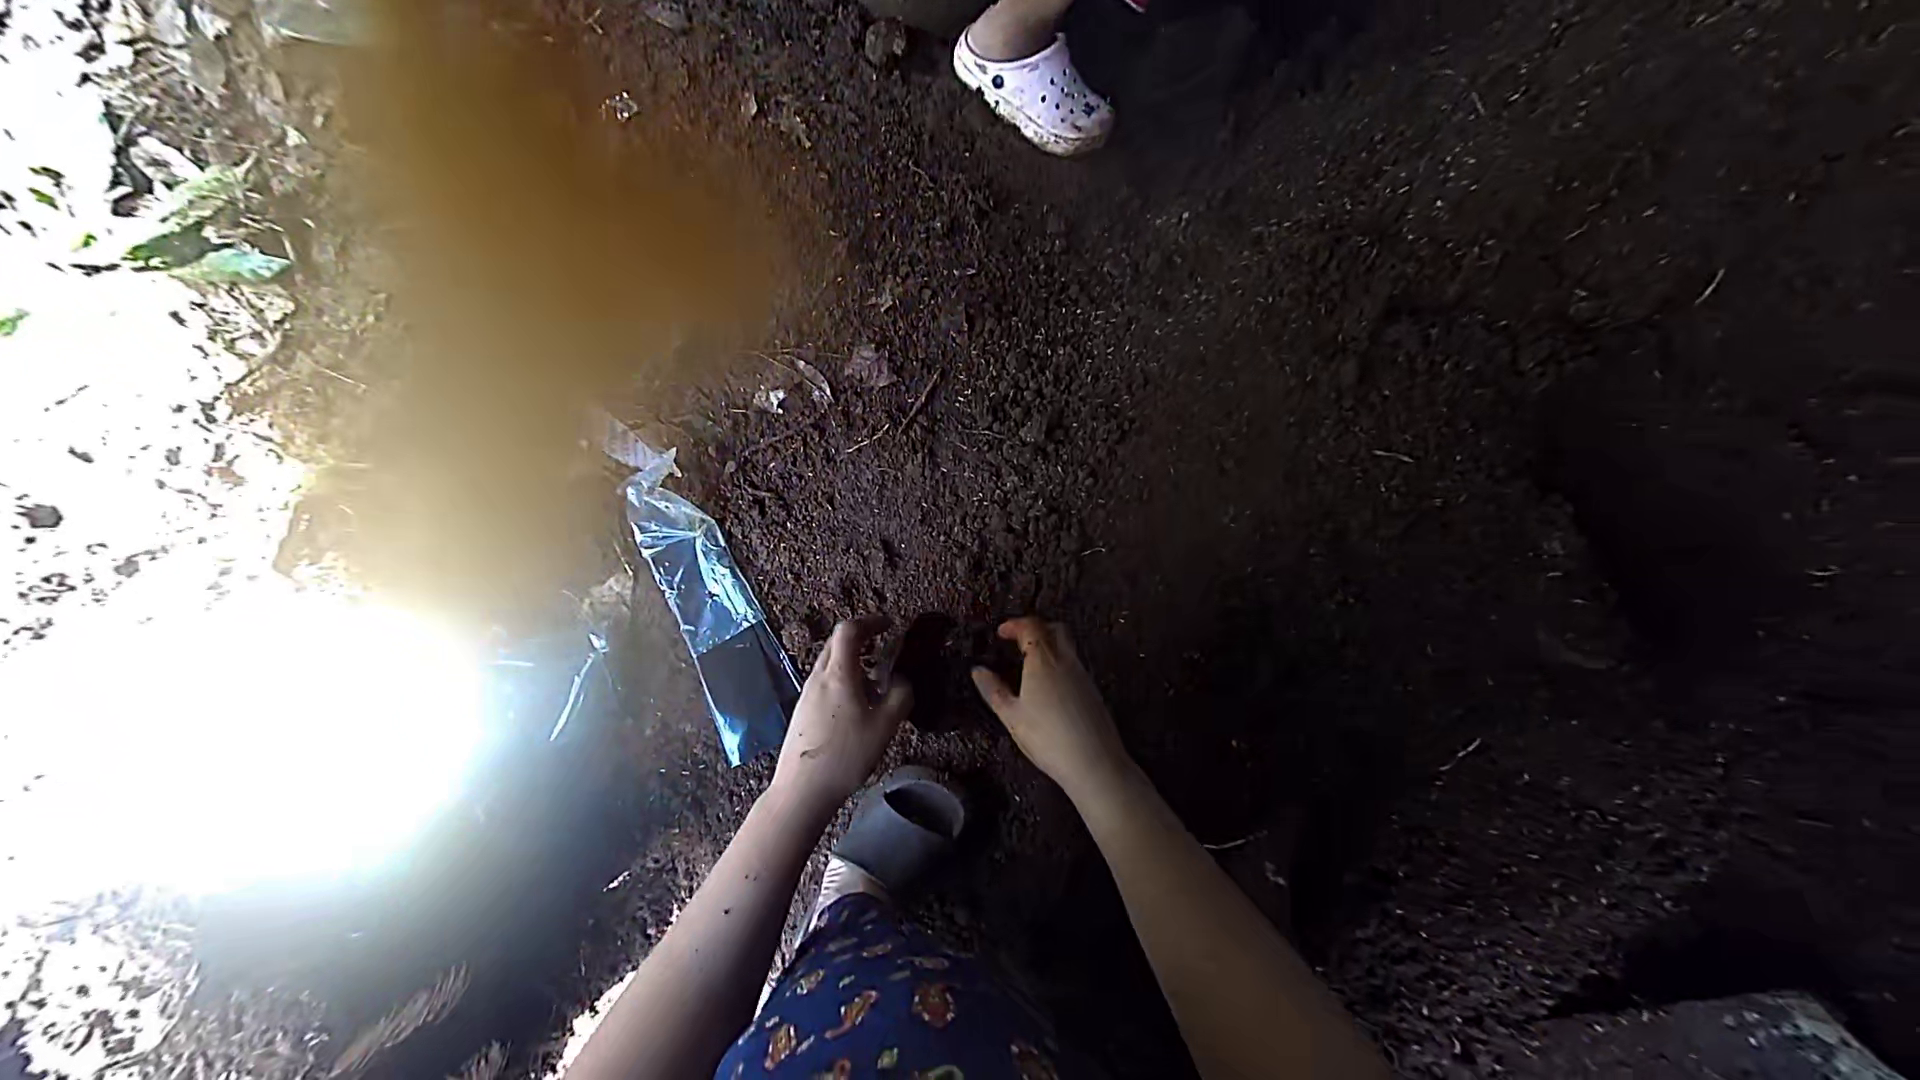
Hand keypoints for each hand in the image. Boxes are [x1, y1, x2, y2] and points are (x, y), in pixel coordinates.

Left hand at [773, 617, 912, 814]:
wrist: (801, 790)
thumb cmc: (845, 755)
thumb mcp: (885, 726)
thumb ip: (900, 696)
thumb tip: (902, 680)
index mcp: (839, 674)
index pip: (849, 630)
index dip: (871, 621)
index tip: (889, 625)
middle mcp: (818, 677)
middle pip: (837, 642)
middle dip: (862, 637)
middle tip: (884, 646)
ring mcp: (807, 694)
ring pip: (830, 662)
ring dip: (853, 659)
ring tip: (875, 680)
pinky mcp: (803, 710)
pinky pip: (825, 680)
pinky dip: (844, 677)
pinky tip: (857, 704)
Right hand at [972, 617, 1134, 800]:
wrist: (1095, 762)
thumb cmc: (1048, 738)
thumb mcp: (1011, 716)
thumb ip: (993, 690)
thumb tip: (978, 670)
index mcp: (1043, 661)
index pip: (1031, 627)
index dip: (1015, 624)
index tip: (1002, 631)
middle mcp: (1066, 661)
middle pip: (1054, 629)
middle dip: (1035, 627)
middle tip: (1018, 639)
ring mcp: (1083, 675)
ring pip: (1067, 646)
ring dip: (1048, 644)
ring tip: (1030, 661)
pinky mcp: (1093, 690)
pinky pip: (1074, 664)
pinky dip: (1059, 662)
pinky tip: (1049, 685)